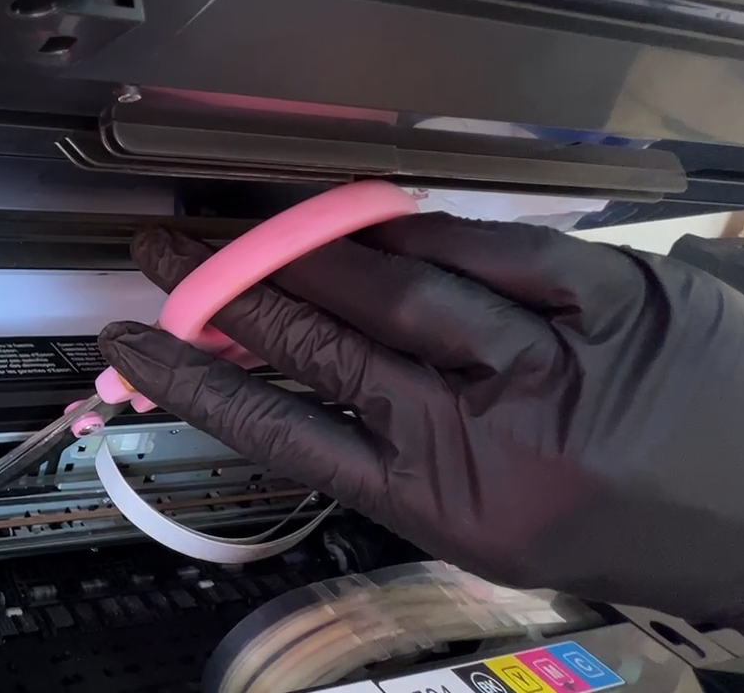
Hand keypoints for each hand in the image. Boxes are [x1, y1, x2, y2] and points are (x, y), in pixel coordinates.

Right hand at [97, 215, 743, 653]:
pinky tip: (359, 224)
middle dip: (220, 287)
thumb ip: (361, 437)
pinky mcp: (611, 294)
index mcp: (445, 503)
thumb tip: (246, 364)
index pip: (275, 429)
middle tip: (167, 252)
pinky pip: (475, 243)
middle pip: (314, 343)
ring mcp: (555, 361)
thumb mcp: (471, 512)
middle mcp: (493, 439)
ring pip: (386, 284)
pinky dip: (403, 226)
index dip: (187, 378)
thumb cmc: (608, 519)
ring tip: (243, 232)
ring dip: (294, 251)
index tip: (131, 341)